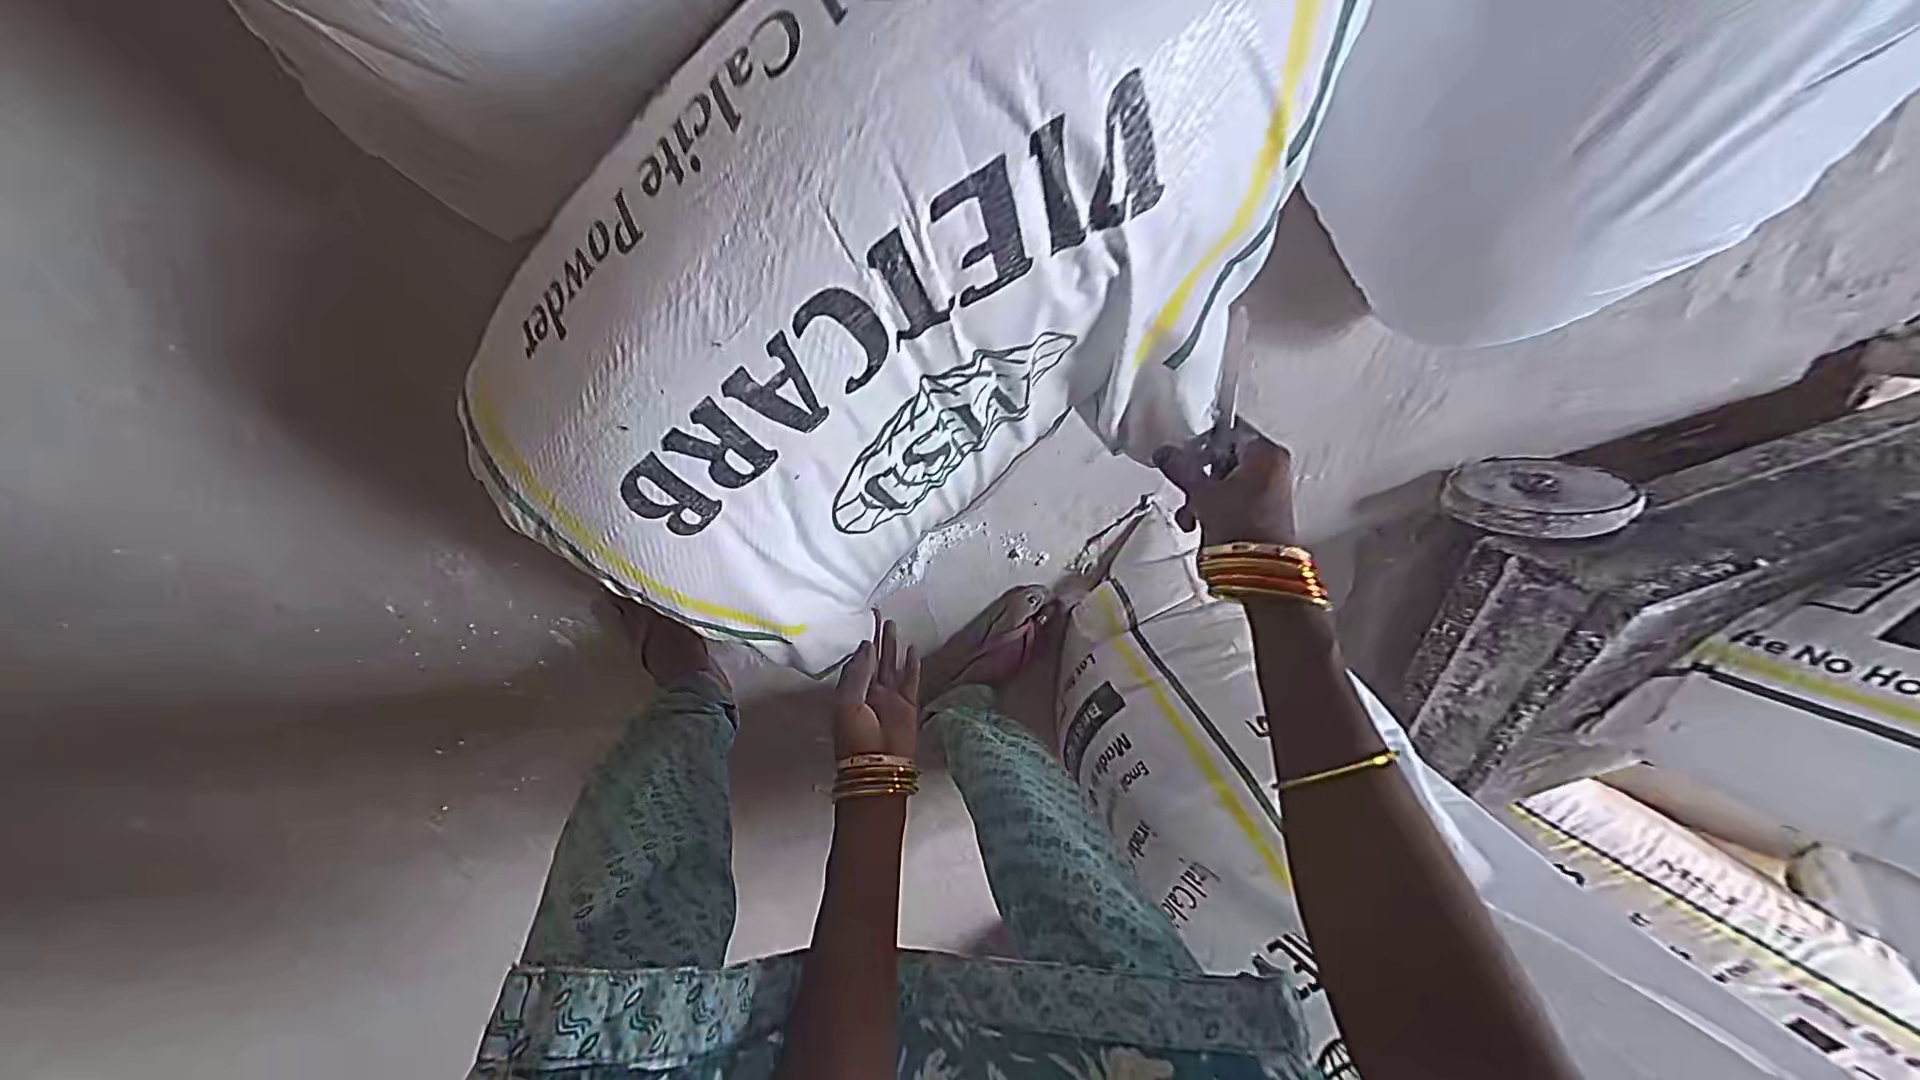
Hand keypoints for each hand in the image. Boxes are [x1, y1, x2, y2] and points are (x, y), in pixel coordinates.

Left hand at [833, 615, 919, 758]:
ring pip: (892, 664)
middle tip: (878, 615)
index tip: (863, 625)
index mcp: (851, 692)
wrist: (879, 764)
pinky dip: (912, 664)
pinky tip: (912, 649)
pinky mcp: (907, 702)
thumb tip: (866, 647)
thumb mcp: (848, 702)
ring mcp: (889, 697)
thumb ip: (858, 673)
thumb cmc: (856, 736)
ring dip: (892, 645)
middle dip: (876, 638)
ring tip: (893, 624)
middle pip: (875, 659)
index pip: (856, 663)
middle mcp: (870, 691)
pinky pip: (910, 678)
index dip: (861, 646)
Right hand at [1153, 421, 1299, 546]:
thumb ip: (1181, 467)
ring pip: (1225, 481)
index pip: (1230, 430)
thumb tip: (1167, 453)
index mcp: (1267, 454)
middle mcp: (1273, 469)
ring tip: (1192, 511)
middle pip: (1225, 457)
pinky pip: (1231, 499)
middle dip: (1199, 474)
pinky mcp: (1262, 512)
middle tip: (1187, 483)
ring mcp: (1269, 491)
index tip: (1184, 449)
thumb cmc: (1243, 527)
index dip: (1202, 439)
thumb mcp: (1202, 491)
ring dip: (1202, 495)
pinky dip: (1213, 507)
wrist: (1256, 569)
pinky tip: (1200, 521)